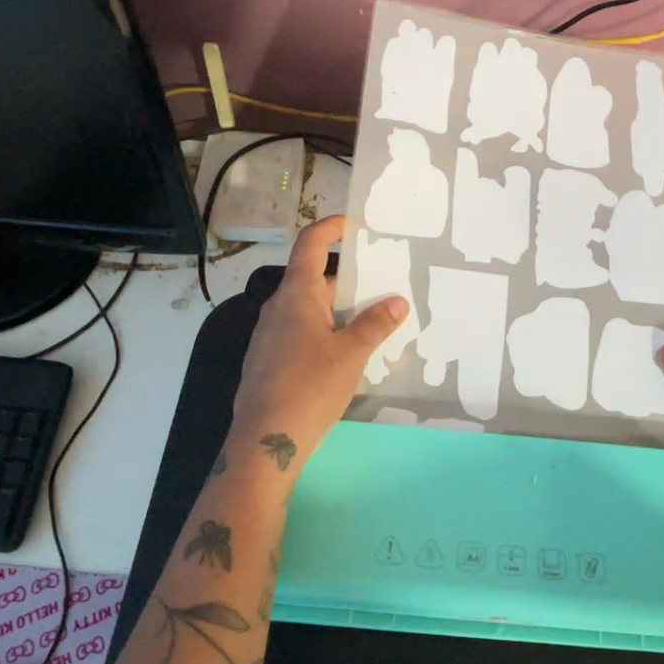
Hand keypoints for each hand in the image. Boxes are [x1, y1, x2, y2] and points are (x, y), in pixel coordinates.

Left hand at [233, 216, 408, 458]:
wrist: (265, 438)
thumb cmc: (310, 386)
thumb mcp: (352, 354)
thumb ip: (375, 324)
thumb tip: (398, 301)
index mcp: (297, 295)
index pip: (310, 244)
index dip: (330, 228)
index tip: (354, 224)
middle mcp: (278, 307)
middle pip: (313, 278)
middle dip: (348, 279)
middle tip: (383, 284)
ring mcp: (269, 335)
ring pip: (308, 309)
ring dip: (338, 309)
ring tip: (373, 321)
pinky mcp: (269, 359)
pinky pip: (300, 332)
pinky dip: (325, 331)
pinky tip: (346, 354)